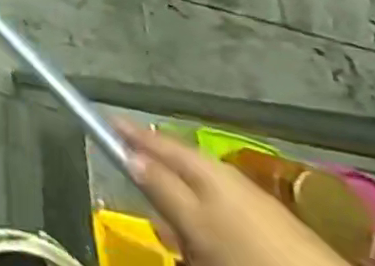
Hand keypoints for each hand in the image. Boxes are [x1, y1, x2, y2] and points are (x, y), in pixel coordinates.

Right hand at [118, 122, 349, 265]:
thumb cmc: (245, 253)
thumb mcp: (193, 222)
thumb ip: (160, 186)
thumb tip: (129, 155)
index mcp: (205, 168)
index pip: (157, 140)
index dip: (128, 132)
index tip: (103, 122)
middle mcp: (228, 177)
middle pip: (178, 167)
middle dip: (156, 177)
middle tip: (138, 193)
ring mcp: (253, 202)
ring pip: (200, 195)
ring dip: (182, 210)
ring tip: (179, 237)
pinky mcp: (271, 230)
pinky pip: (222, 217)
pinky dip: (206, 227)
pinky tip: (208, 248)